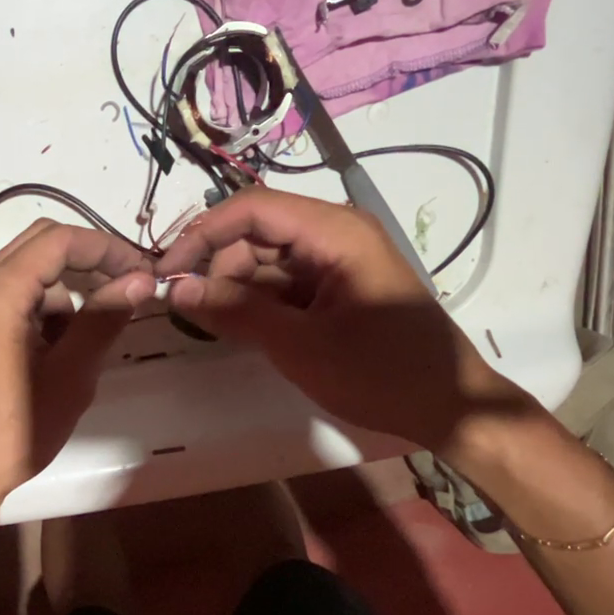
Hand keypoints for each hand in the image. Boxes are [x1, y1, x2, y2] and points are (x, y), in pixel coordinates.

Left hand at [0, 220, 152, 536]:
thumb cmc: (14, 432)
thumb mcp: (70, 376)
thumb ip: (104, 319)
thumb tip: (141, 279)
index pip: (59, 240)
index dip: (107, 248)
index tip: (142, 272)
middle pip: (40, 247)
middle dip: (88, 260)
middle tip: (129, 286)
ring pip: (28, 276)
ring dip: (68, 290)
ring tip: (100, 329)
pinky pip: (13, 304)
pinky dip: (45, 312)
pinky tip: (66, 349)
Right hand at [154, 187, 538, 459]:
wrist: (448, 406)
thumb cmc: (380, 373)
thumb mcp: (300, 345)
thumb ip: (237, 311)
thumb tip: (177, 289)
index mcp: (335, 232)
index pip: (252, 208)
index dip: (202, 234)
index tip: (165, 272)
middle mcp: (335, 236)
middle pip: (256, 233)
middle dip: (218, 267)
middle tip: (192, 314)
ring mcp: (336, 264)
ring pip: (265, 261)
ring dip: (234, 289)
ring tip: (217, 328)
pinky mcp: (336, 292)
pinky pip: (283, 286)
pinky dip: (257, 305)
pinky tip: (243, 332)